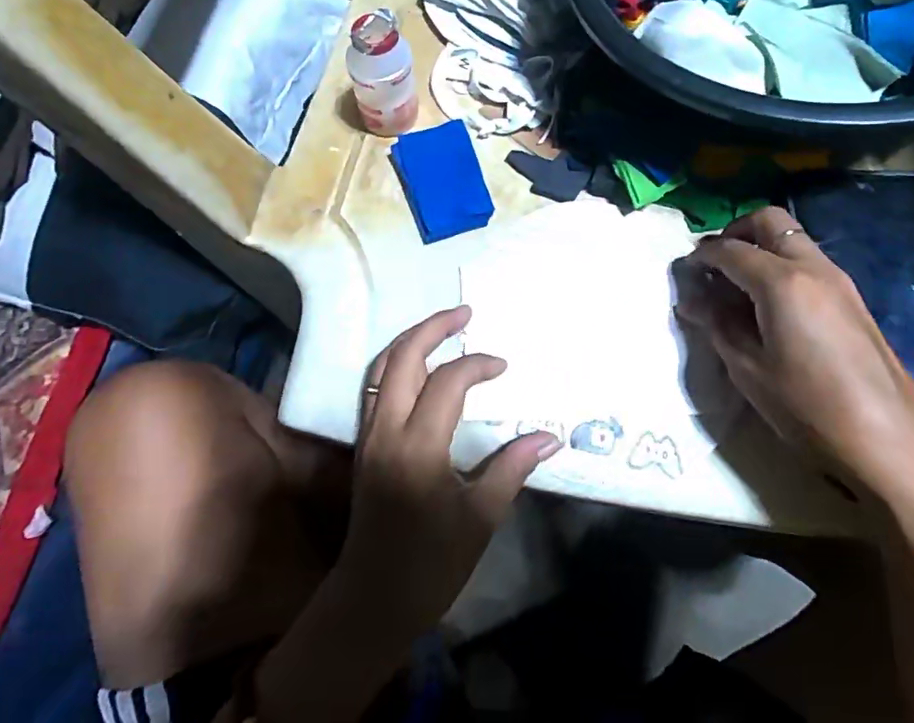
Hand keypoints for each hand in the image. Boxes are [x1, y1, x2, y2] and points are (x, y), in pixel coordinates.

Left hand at [334, 306, 560, 639]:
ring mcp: (369, 437)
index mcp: (418, 448)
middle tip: (465, 312)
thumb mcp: (481, 517)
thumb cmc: (432, 563)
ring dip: (411, 341)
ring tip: (443, 327)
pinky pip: (375, 388)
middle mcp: (387, 433)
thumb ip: (512, 467)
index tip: (503, 367)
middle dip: (433, 328)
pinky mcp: (364, 447)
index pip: (447, 382)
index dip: (478, 365)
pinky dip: (397, 364)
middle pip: (402, 359)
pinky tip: (419, 365)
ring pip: (381, 370)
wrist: (372, 601)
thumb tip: (549, 437)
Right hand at [676, 207, 913, 492]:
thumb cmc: (809, 407)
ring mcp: (838, 279)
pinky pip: (809, 261)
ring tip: (739, 286)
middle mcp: (812, 266)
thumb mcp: (750, 371)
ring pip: (793, 239)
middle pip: (769, 221)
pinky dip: (783, 265)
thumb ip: (719, 326)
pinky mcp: (852, 298)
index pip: (731, 250)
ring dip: (762, 247)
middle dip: (736, 231)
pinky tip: (770, 304)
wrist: (889, 438)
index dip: (702, 255)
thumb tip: (692, 299)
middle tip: (715, 263)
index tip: (684, 269)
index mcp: (782, 281)